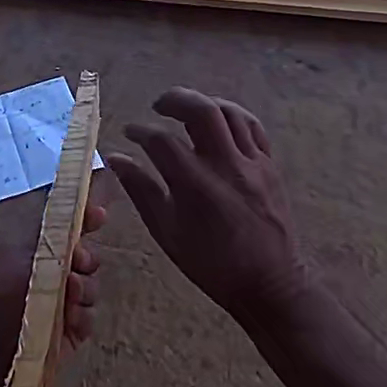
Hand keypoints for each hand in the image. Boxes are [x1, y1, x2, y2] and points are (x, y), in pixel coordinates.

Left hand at [0, 201, 106, 363]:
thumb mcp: (12, 264)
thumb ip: (42, 247)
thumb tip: (70, 236)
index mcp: (34, 251)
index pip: (62, 228)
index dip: (82, 218)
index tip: (99, 214)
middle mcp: (51, 272)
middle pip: (83, 256)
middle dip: (86, 258)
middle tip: (80, 263)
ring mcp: (63, 300)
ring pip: (90, 286)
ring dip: (85, 289)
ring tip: (70, 297)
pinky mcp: (71, 328)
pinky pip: (90, 317)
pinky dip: (84, 317)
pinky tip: (71, 321)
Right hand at [109, 88, 310, 329]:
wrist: (270, 286)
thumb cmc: (211, 264)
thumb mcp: (166, 232)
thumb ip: (140, 190)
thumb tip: (116, 158)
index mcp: (196, 186)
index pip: (161, 141)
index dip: (139, 131)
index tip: (129, 133)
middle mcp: (226, 167)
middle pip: (201, 110)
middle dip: (174, 100)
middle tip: (157, 106)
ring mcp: (253, 164)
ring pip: (229, 113)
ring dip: (202, 104)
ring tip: (185, 110)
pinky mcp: (270, 167)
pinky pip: (252, 127)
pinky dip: (231, 116)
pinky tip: (216, 122)